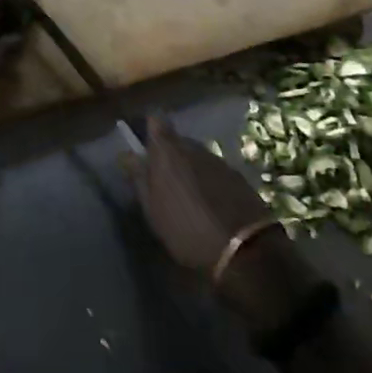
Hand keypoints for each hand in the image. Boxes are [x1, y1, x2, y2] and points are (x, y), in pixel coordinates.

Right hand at [127, 116, 329, 341]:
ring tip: (189, 197)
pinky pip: (215, 171)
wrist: (245, 251)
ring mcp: (219, 160)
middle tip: (165, 181)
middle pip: (177, 141)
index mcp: (168, 151)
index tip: (146, 148)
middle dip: (170, 155)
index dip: (150, 130)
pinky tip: (211, 204)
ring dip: (191, 169)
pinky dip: (210, 181)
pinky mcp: (239, 176)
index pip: (156, 122)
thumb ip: (138, 178)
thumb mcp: (153, 210)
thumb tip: (126, 154)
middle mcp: (194, 147)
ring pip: (197, 157)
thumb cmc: (186, 231)